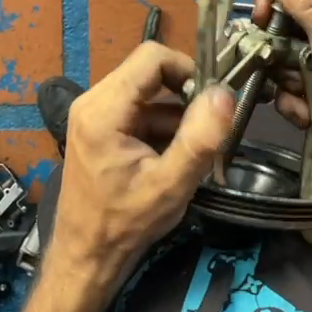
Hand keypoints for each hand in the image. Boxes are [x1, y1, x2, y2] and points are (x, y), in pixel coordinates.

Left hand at [49, 43, 234, 279]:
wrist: (87, 254)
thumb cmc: (125, 223)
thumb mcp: (171, 184)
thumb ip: (199, 138)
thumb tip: (224, 94)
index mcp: (103, 110)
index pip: (151, 57)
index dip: (188, 69)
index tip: (212, 100)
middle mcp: (93, 102)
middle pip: (149, 73)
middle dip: (184, 97)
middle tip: (207, 130)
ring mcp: (94, 115)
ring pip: (148, 95)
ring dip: (176, 117)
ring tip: (193, 152)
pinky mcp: (100, 129)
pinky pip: (139, 113)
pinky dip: (162, 129)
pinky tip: (174, 159)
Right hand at [254, 0, 311, 169]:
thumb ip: (307, 2)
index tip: (264, 18)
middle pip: (294, 5)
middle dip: (282, 40)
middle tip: (279, 62)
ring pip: (290, 41)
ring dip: (288, 71)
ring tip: (304, 92)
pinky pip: (297, 66)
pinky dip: (296, 89)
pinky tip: (309, 105)